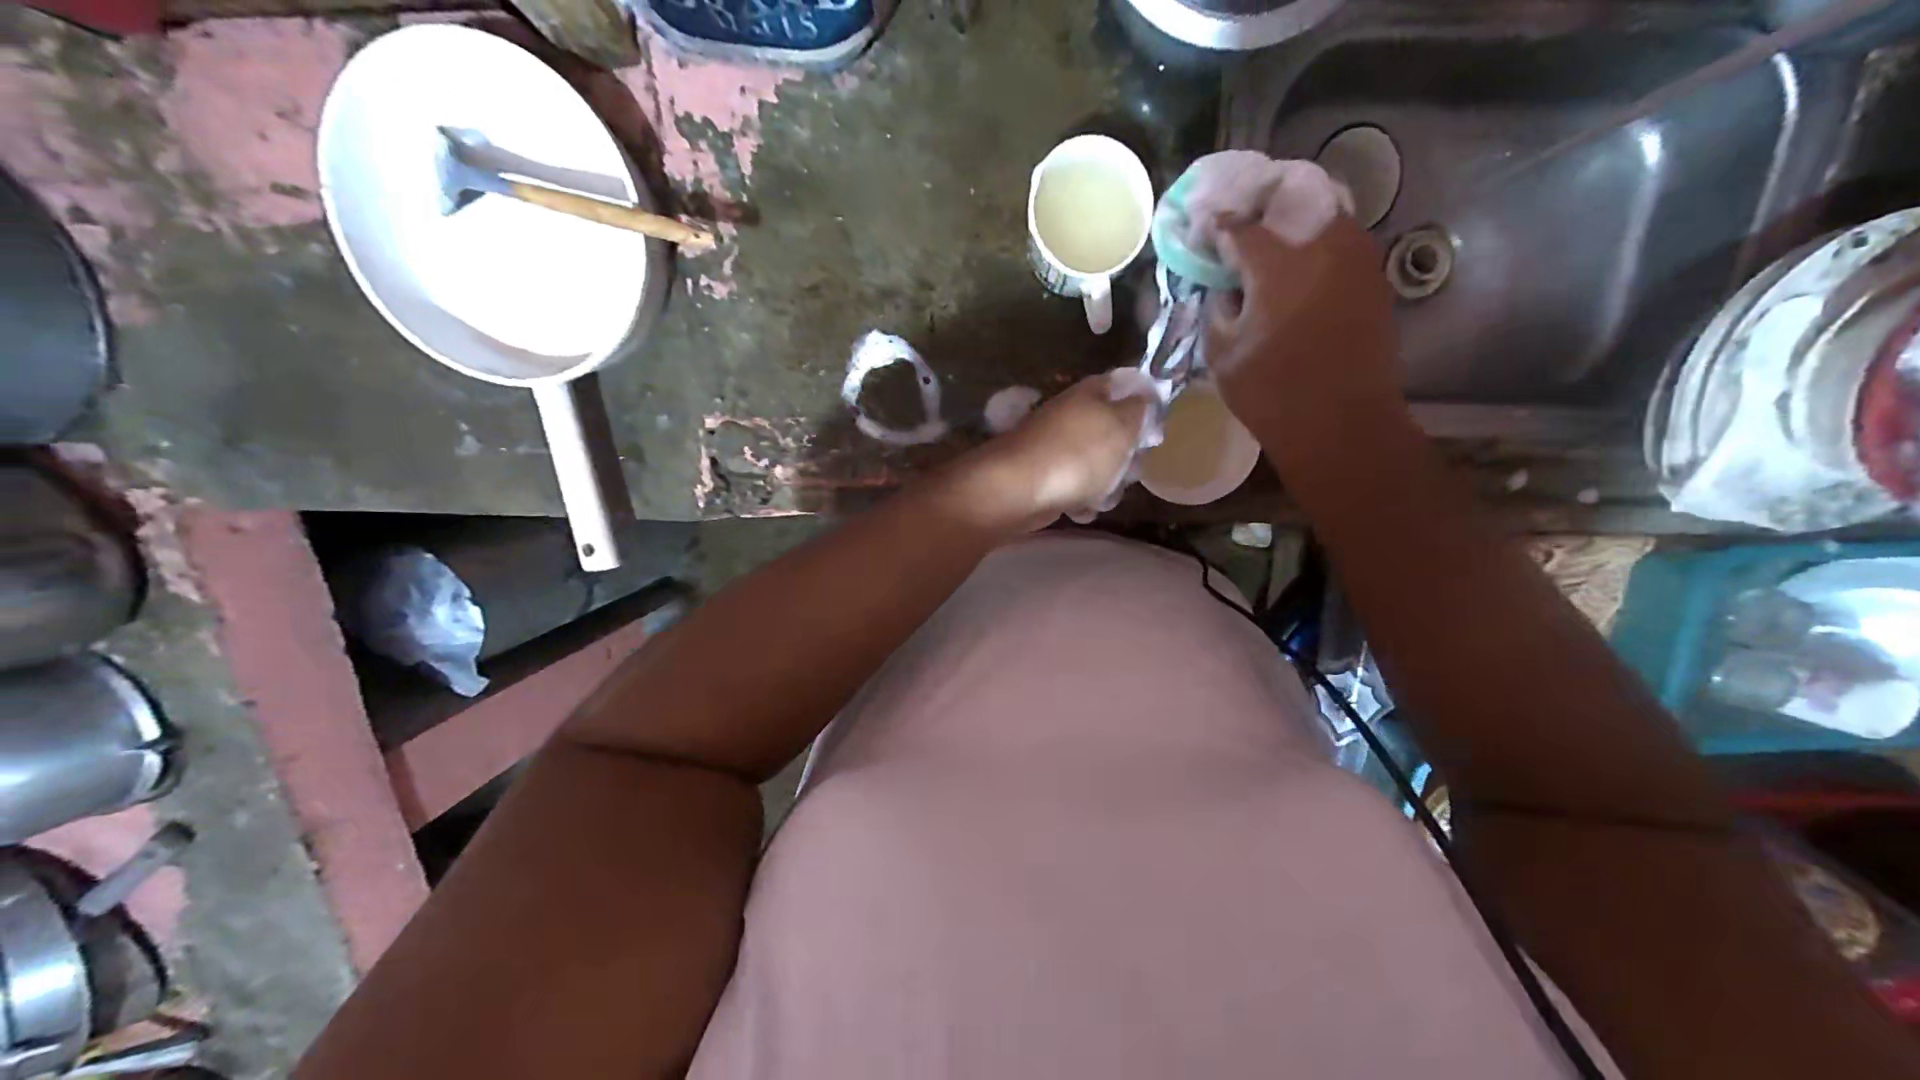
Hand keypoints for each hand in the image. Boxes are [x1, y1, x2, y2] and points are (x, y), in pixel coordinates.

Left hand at [941, 375, 1148, 532]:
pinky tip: (1081, 510)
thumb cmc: (1078, 454)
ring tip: (1104, 496)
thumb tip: (1144, 395)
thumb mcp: (1121, 425)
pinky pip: (1074, 487)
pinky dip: (1081, 500)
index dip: (1144, 405)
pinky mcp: (1044, 477)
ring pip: (1095, 462)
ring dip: (1106, 482)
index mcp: (1089, 394)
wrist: (1018, 491)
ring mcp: (1055, 447)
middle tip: (1129, 470)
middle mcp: (1070, 415)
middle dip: (1126, 455)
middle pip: (1112, 430)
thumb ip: (1139, 408)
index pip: (1123, 386)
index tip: (1155, 432)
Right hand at [1207, 217, 1403, 442]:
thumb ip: (1218, 308)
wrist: (1342, 424)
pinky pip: (1342, 244)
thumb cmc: (1273, 393)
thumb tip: (1226, 287)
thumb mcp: (1223, 353)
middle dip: (1261, 209)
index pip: (1239, 227)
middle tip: (1239, 227)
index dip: (1216, 228)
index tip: (1202, 234)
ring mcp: (1357, 260)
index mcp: (1279, 263)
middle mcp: (1324, 246)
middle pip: (1290, 202)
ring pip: (1323, 216)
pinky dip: (1318, 247)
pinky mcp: (1374, 280)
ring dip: (1294, 225)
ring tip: (1270, 246)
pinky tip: (1299, 271)